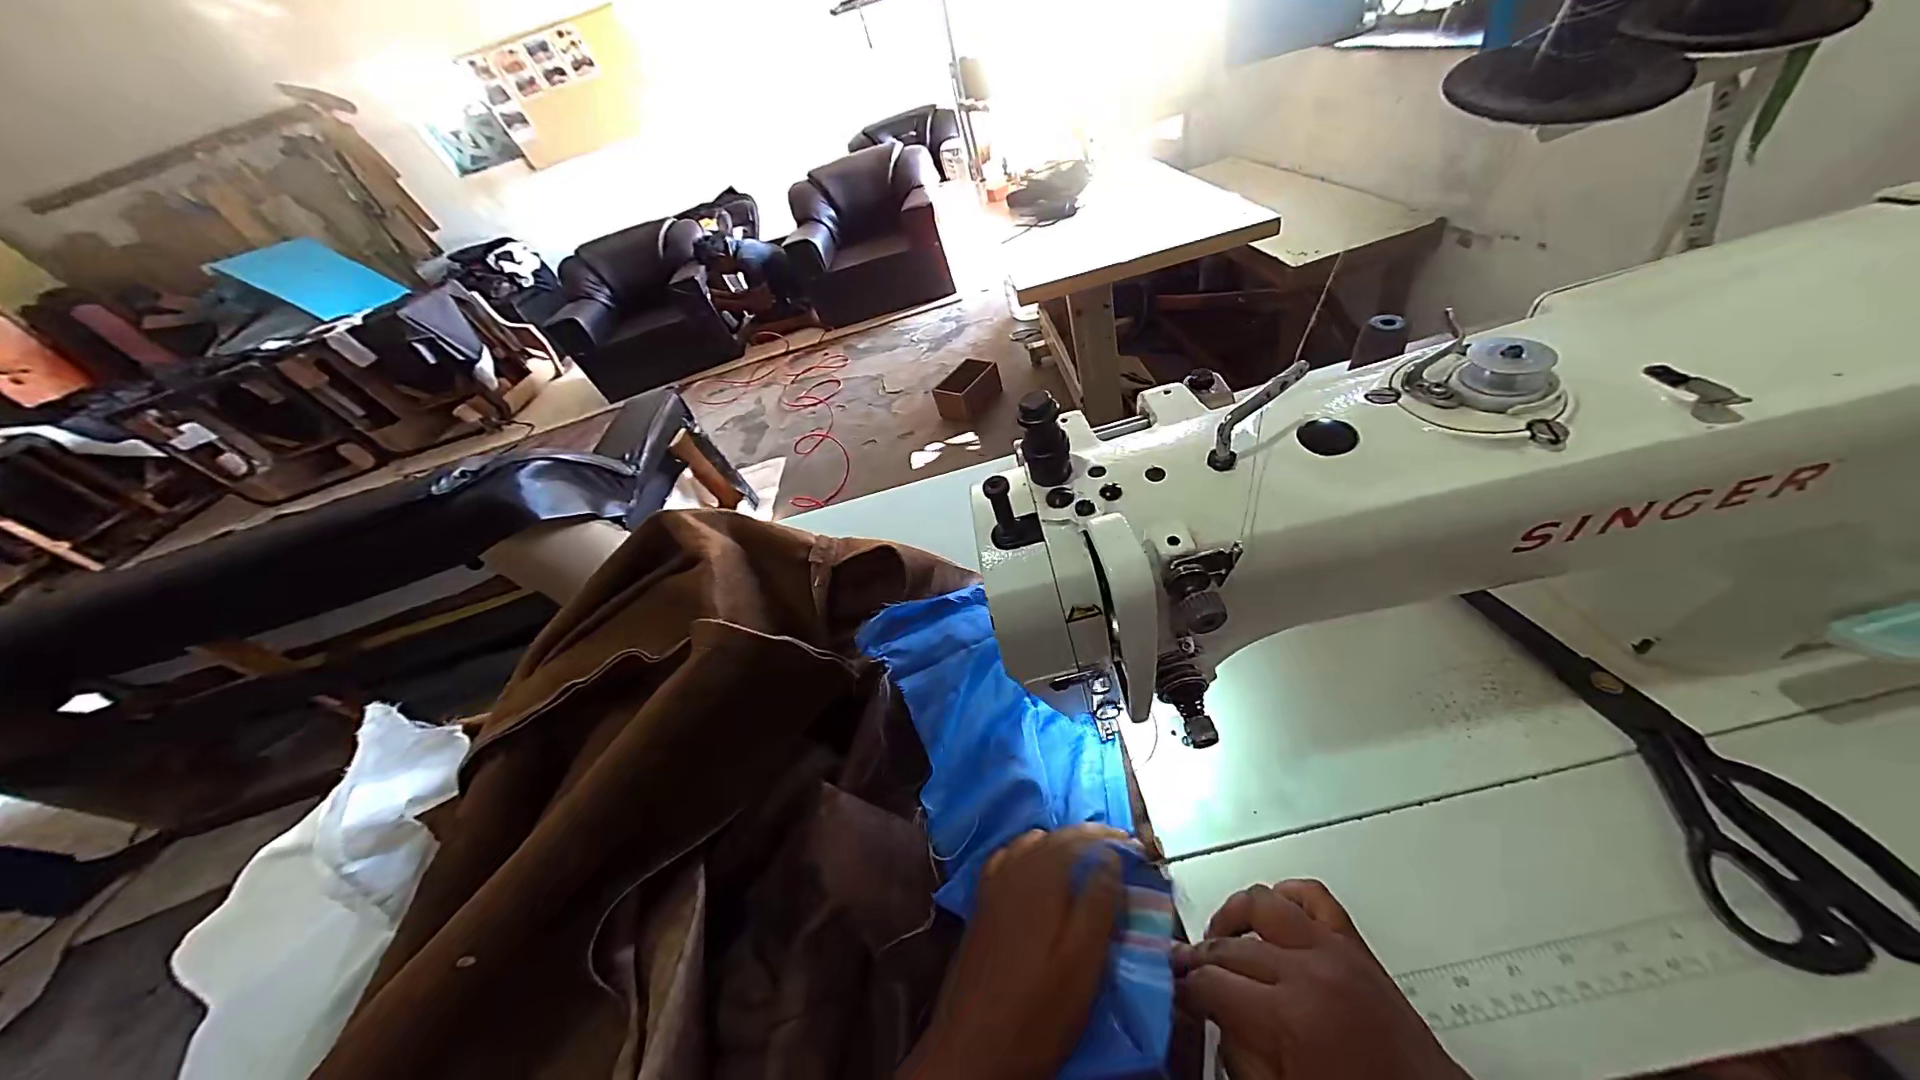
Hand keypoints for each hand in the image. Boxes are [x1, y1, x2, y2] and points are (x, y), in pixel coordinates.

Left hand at [905, 825, 1129, 1079]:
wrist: (972, 1048)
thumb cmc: (1037, 1009)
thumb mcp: (1083, 962)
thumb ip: (1099, 904)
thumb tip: (1111, 858)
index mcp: (1039, 878)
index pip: (1076, 837)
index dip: (1107, 836)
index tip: (1132, 844)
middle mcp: (1011, 871)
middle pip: (1052, 837)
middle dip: (1084, 839)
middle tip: (1114, 854)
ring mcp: (991, 886)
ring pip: (1029, 846)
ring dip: (1058, 846)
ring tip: (1084, 863)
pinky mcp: (981, 905)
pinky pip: (1009, 862)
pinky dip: (1030, 857)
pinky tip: (1040, 878)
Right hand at [1174, 880, 1467, 1079]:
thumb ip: (1239, 1054)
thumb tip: (1215, 1018)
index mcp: (1289, 1016)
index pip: (1210, 982)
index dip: (1183, 988)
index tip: (1173, 992)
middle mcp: (1309, 971)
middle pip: (1229, 945)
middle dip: (1198, 959)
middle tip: (1184, 971)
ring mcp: (1334, 951)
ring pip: (1262, 903)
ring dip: (1232, 918)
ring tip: (1221, 939)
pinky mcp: (1356, 945)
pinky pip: (1312, 897)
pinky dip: (1286, 896)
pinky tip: (1272, 912)